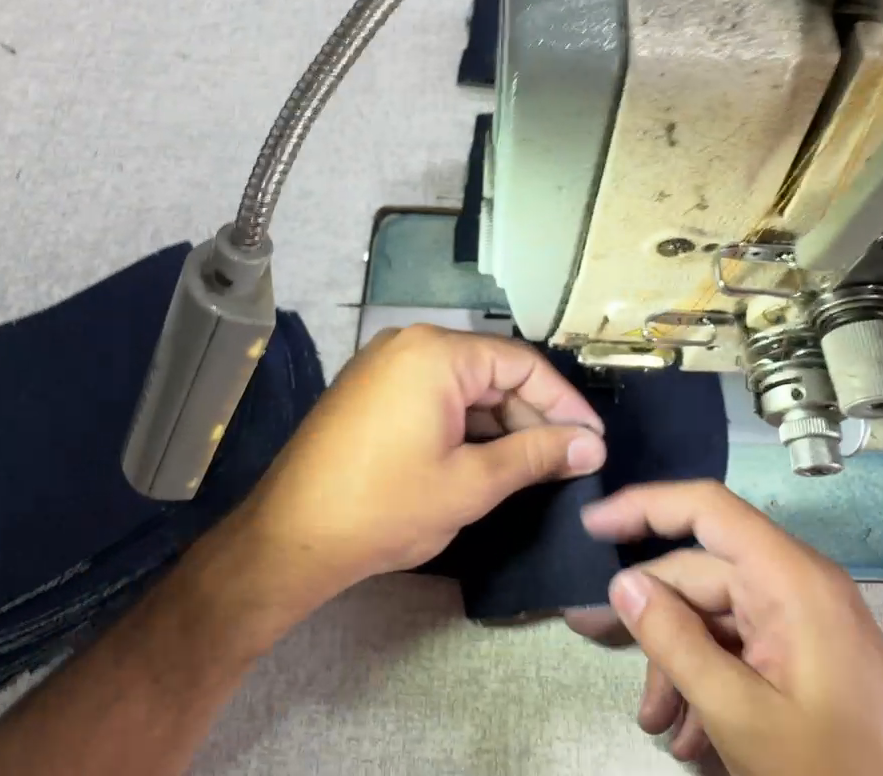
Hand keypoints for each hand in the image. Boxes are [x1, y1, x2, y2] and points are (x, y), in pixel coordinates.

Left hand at [233, 325, 607, 601]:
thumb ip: (536, 456)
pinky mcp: (371, 391)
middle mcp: (410, 344)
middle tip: (568, 460)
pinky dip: (465, 425)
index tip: (593, 440)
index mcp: (436, 353)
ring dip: (501, 424)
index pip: (522, 363)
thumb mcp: (471, 484)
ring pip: (464, 387)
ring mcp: (385, 366)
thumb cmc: (385, 507)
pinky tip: (488, 460)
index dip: (564, 402)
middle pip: (492, 372)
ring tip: (534, 467)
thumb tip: (591, 445)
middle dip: (532, 416)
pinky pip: (435, 396)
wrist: (289, 539)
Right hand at [572, 481, 882, 774]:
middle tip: (593, 644)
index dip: (645, 506)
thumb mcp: (739, 713)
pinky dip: (710, 680)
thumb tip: (624, 583)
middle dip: (654, 619)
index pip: (707, 509)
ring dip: (679, 663)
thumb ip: (675, 641)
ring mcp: (805, 620)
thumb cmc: (830, 772)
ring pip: (717, 616)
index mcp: (790, 578)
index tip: (591, 525)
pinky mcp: (809, 654)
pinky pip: (743, 646)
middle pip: (703, 573)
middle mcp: (797, 584)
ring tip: (657, 725)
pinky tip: (691, 737)